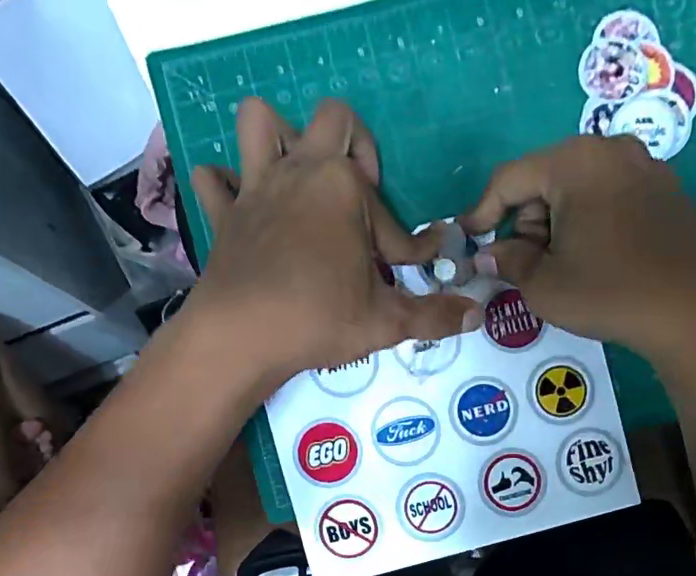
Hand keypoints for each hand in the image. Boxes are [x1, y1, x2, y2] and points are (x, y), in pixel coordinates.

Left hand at [179, 99, 475, 382]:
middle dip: (356, 149)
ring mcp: (256, 187)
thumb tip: (477, 315)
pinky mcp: (225, 212)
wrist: (242, 336)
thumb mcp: (388, 322)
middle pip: (333, 120)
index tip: (420, 266)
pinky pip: (217, 179)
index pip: (393, 219)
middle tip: (364, 199)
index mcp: (345, 189)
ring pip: (261, 123)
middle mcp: (301, 171)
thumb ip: (436, 315)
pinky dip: (230, 186)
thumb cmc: (320, 319)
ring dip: (285, 141)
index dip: (413, 249)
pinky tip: (250, 209)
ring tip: (305, 184)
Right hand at [459, 135, 695, 360]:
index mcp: (576, 161)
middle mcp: (613, 150)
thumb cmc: (611, 295)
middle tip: (527, 266)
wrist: (693, 315)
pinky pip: (614, 199)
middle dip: (529, 221)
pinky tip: (600, 262)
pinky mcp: (670, 194)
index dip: (483, 210)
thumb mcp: (546, 286)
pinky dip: (594, 224)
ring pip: (582, 190)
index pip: (511, 178)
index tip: (470, 237)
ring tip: (567, 270)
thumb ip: (509, 261)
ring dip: (561, 225)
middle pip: (548, 179)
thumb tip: (491, 252)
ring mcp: (648, 169)